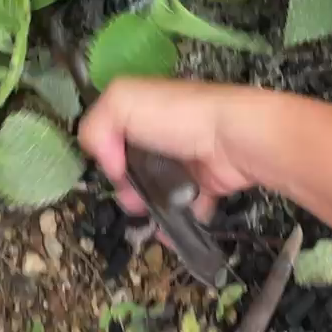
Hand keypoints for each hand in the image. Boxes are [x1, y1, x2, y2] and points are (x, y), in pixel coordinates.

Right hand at [77, 78, 277, 219]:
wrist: (235, 138)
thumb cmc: (177, 117)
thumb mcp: (122, 102)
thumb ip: (96, 126)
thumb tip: (108, 162)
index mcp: (142, 105)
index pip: (111, 131)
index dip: (105, 152)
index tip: (113, 168)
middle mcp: (163, 129)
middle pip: (131, 164)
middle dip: (126, 186)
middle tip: (132, 198)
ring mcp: (184, 157)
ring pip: (155, 188)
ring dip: (149, 207)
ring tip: (153, 215)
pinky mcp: (203, 182)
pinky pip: (182, 207)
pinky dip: (175, 220)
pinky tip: (170, 229)